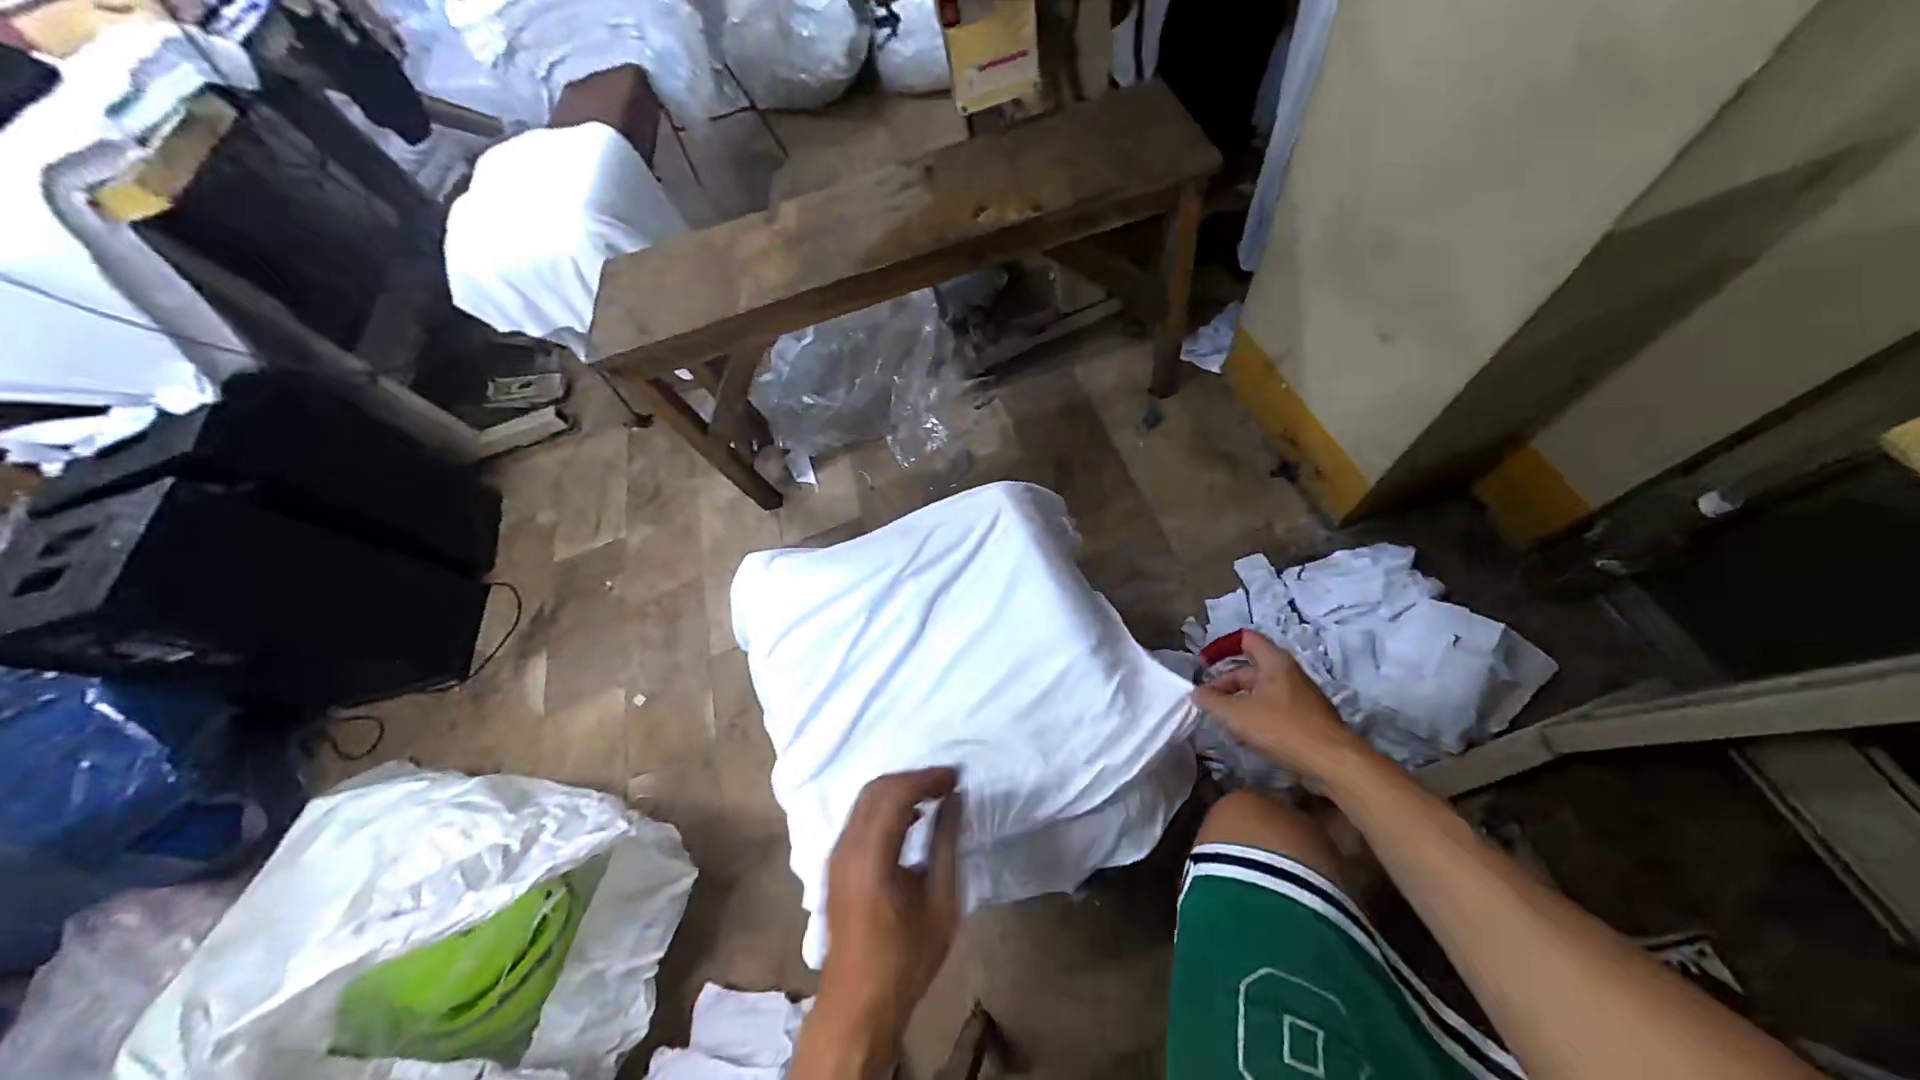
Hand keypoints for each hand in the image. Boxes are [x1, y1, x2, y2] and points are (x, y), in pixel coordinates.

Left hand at [810, 768, 961, 1063]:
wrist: (858, 1004)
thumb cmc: (906, 960)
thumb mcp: (941, 903)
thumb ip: (946, 844)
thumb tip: (954, 802)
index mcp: (870, 857)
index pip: (896, 794)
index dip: (927, 778)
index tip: (956, 777)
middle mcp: (846, 847)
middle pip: (876, 789)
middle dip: (913, 778)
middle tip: (947, 783)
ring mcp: (835, 855)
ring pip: (864, 800)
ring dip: (898, 790)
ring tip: (934, 796)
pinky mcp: (834, 864)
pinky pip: (859, 818)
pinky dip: (885, 807)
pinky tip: (910, 819)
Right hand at [1193, 632, 1369, 781]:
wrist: (1333, 761)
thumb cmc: (1283, 729)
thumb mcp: (1238, 715)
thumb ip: (1212, 702)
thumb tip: (1197, 693)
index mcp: (1275, 662)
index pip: (1246, 639)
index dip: (1222, 648)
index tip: (1204, 665)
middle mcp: (1290, 673)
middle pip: (1251, 668)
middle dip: (1226, 683)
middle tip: (1208, 701)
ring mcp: (1301, 695)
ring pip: (1262, 690)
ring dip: (1239, 700)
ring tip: (1223, 720)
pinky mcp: (1307, 716)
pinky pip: (1274, 706)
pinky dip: (1256, 713)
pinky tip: (1247, 734)